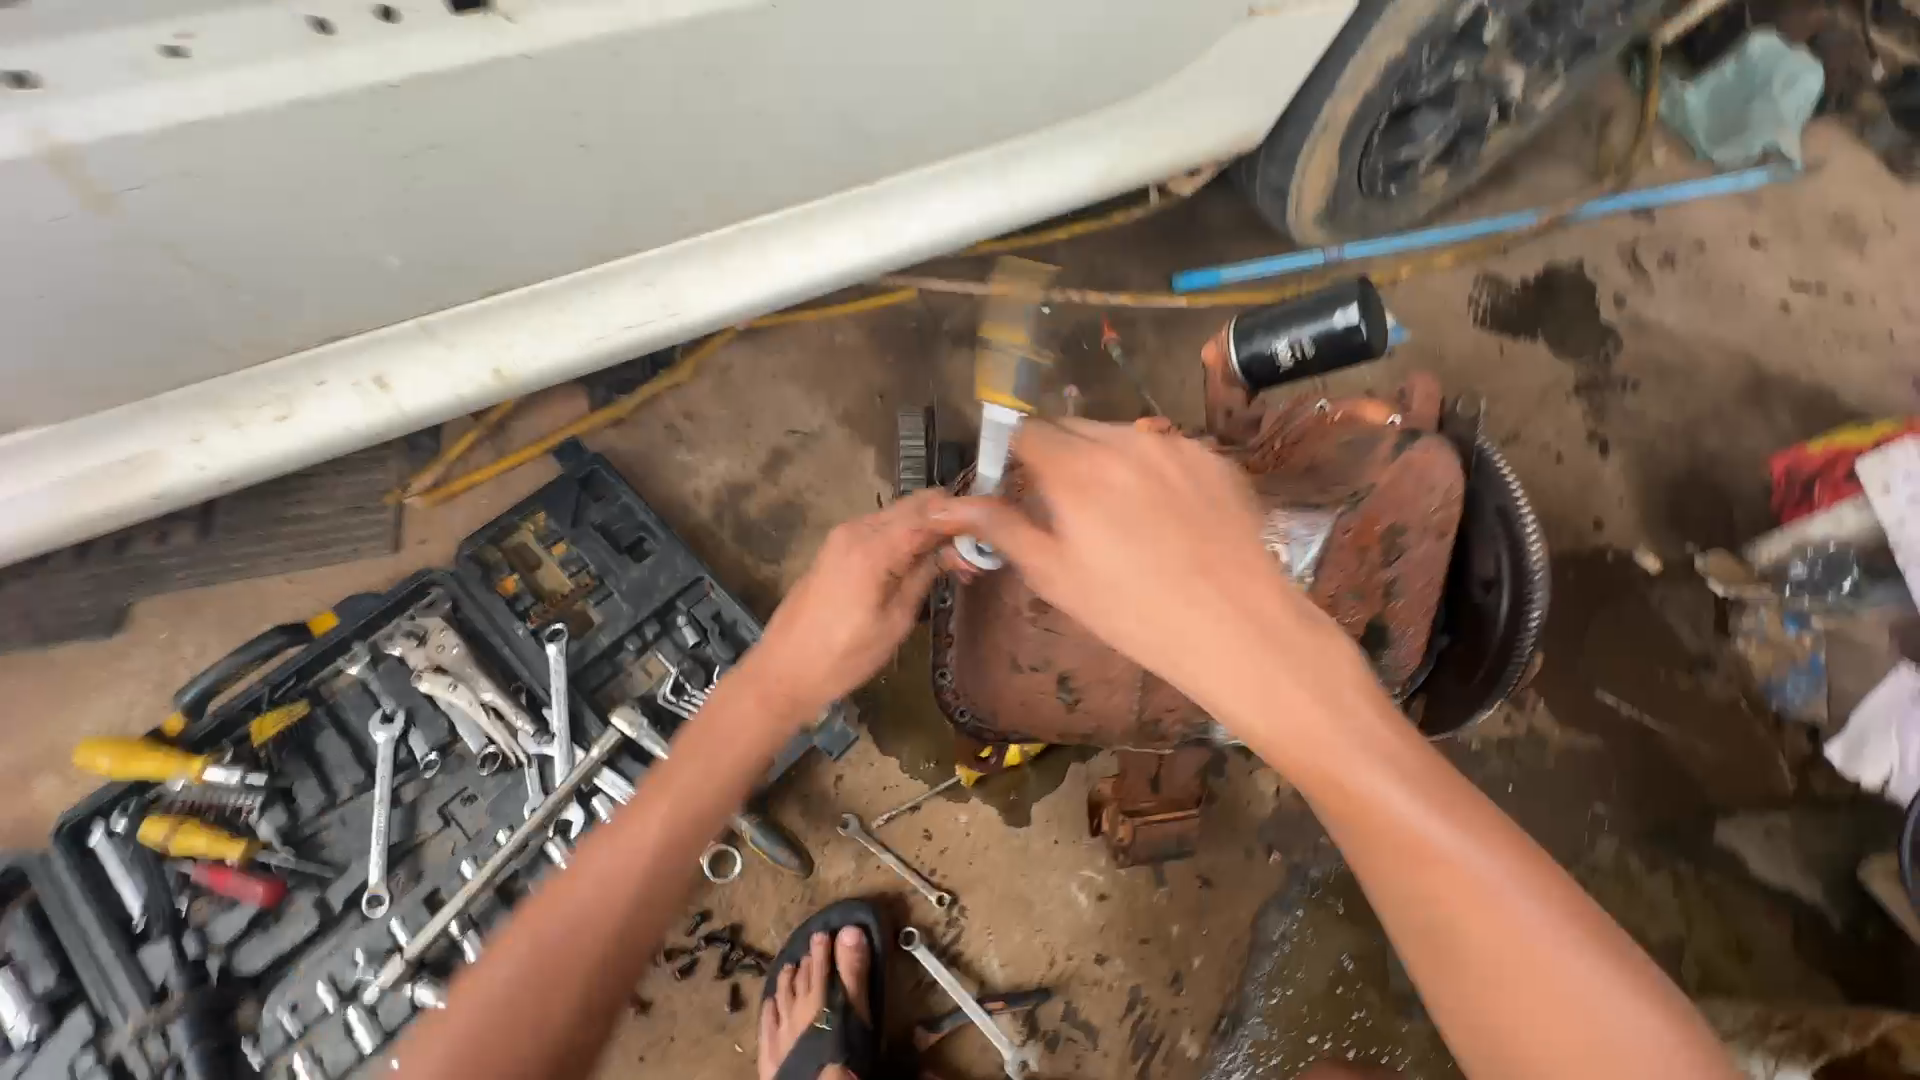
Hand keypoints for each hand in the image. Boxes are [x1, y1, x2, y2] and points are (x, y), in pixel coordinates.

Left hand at [748, 489, 958, 711]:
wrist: (784, 670)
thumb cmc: (843, 656)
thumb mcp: (895, 621)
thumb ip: (924, 575)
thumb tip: (955, 550)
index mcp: (873, 547)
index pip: (930, 512)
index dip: (963, 518)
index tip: (989, 535)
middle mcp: (856, 529)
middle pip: (915, 505)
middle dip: (948, 521)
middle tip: (973, 552)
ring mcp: (843, 536)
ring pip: (899, 514)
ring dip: (928, 529)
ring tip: (953, 562)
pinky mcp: (836, 547)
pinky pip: (881, 529)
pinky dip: (906, 537)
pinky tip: (921, 563)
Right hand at [933, 420, 1366, 714]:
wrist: (1236, 626)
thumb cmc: (1132, 612)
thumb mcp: (1055, 577)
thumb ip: (1003, 528)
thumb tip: (958, 504)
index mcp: (1077, 468)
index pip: (1026, 430)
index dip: (1014, 452)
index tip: (1017, 482)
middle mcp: (1125, 441)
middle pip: (1072, 427)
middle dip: (1058, 456)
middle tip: (1067, 507)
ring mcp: (1175, 446)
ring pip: (1120, 436)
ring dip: (1104, 460)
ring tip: (1120, 516)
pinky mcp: (1214, 458)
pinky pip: (1164, 451)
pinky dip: (1150, 470)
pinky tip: (1165, 517)